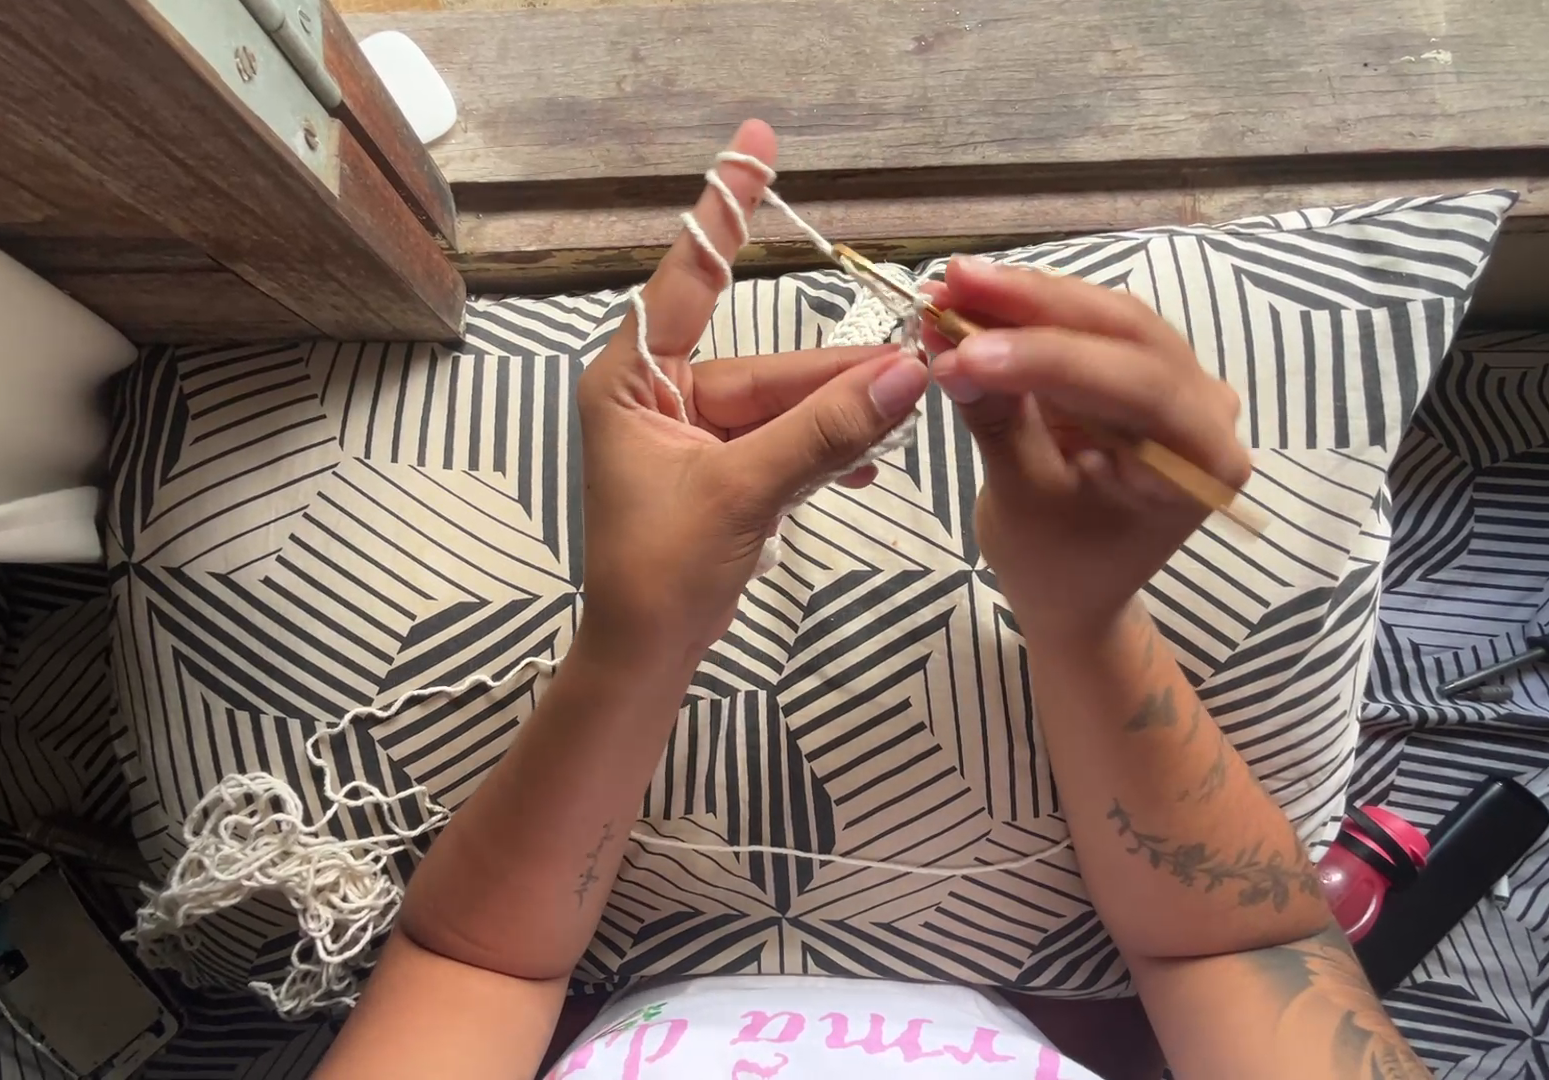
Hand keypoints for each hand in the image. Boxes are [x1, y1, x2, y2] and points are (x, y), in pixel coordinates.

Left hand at [577, 120, 927, 666]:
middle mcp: (662, 396)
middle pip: (765, 368)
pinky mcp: (724, 471)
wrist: (648, 652)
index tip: (756, 145)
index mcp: (634, 381)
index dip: (725, 212)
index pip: (689, 279)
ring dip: (840, 416)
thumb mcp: (742, 493)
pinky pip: (784, 444)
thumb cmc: (662, 572)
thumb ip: (820, 433)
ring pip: (784, 408)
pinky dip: (824, 451)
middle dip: (836, 377)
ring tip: (904, 413)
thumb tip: (903, 374)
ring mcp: (695, 435)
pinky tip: (868, 462)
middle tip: (914, 366)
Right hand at [925, 256, 1247, 635]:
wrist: (1073, 595)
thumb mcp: (1020, 499)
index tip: (965, 350)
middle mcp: (1204, 409)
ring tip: (955, 285)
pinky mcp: (1133, 380)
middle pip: (1123, 332)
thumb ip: (996, 419)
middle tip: (955, 280)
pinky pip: (1085, 334)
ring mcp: (1173, 387)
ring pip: (1103, 320)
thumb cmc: (1053, 566)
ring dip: (1025, 301)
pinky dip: (1028, 320)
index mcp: (1200, 459)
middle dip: (1033, 304)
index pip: (1131, 385)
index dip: (1044, 359)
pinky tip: (979, 304)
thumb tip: (948, 353)